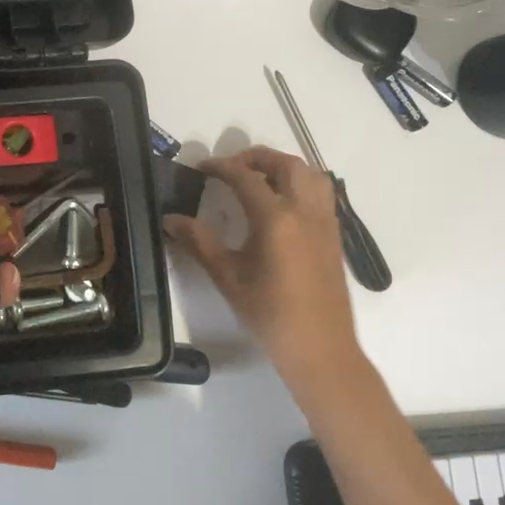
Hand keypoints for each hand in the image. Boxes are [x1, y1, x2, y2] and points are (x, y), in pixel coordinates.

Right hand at [162, 146, 358, 382]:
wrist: (319, 347)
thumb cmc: (269, 313)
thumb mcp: (227, 276)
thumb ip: (199, 241)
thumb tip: (171, 219)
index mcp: (276, 219)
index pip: (245, 176)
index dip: (221, 166)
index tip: (201, 168)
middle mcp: (304, 211)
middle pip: (285, 164)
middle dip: (257, 157)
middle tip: (232, 167)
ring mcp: (324, 222)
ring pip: (310, 174)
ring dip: (284, 167)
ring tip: (260, 179)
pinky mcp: (334, 235)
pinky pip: (321, 193)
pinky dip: (301, 184)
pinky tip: (282, 204)